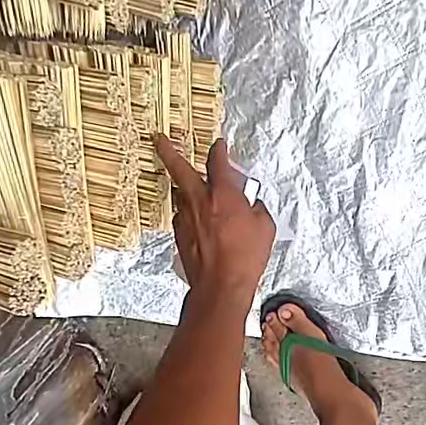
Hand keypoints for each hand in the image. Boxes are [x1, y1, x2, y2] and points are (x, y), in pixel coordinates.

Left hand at [156, 135, 275, 304]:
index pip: (217, 161)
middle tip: (159, 139)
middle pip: (179, 168)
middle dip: (168, 150)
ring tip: (191, 189)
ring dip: (185, 188)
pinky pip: (183, 217)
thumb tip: (252, 205)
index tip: (219, 145)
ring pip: (180, 194)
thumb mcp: (265, 227)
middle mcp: (199, 201)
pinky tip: (199, 222)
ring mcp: (186, 218)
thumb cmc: (245, 257)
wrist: (221, 285)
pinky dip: (189, 215)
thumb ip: (257, 209)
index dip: (218, 150)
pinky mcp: (179, 235)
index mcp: (223, 194)